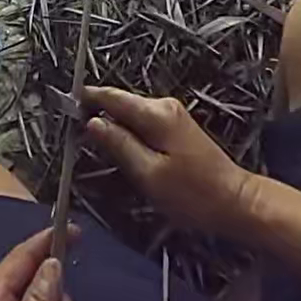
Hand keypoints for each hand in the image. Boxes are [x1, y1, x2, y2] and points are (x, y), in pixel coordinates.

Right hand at [83, 86, 260, 237]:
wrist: (236, 202)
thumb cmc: (192, 194)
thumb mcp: (149, 174)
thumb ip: (119, 145)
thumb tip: (92, 122)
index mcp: (156, 113)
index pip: (113, 97)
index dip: (88, 97)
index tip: (64, 101)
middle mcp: (164, 105)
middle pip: (122, 103)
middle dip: (97, 110)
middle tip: (70, 126)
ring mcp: (172, 115)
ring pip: (132, 113)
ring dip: (112, 122)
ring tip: (87, 137)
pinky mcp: (177, 127)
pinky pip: (143, 122)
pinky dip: (127, 130)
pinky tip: (117, 145)